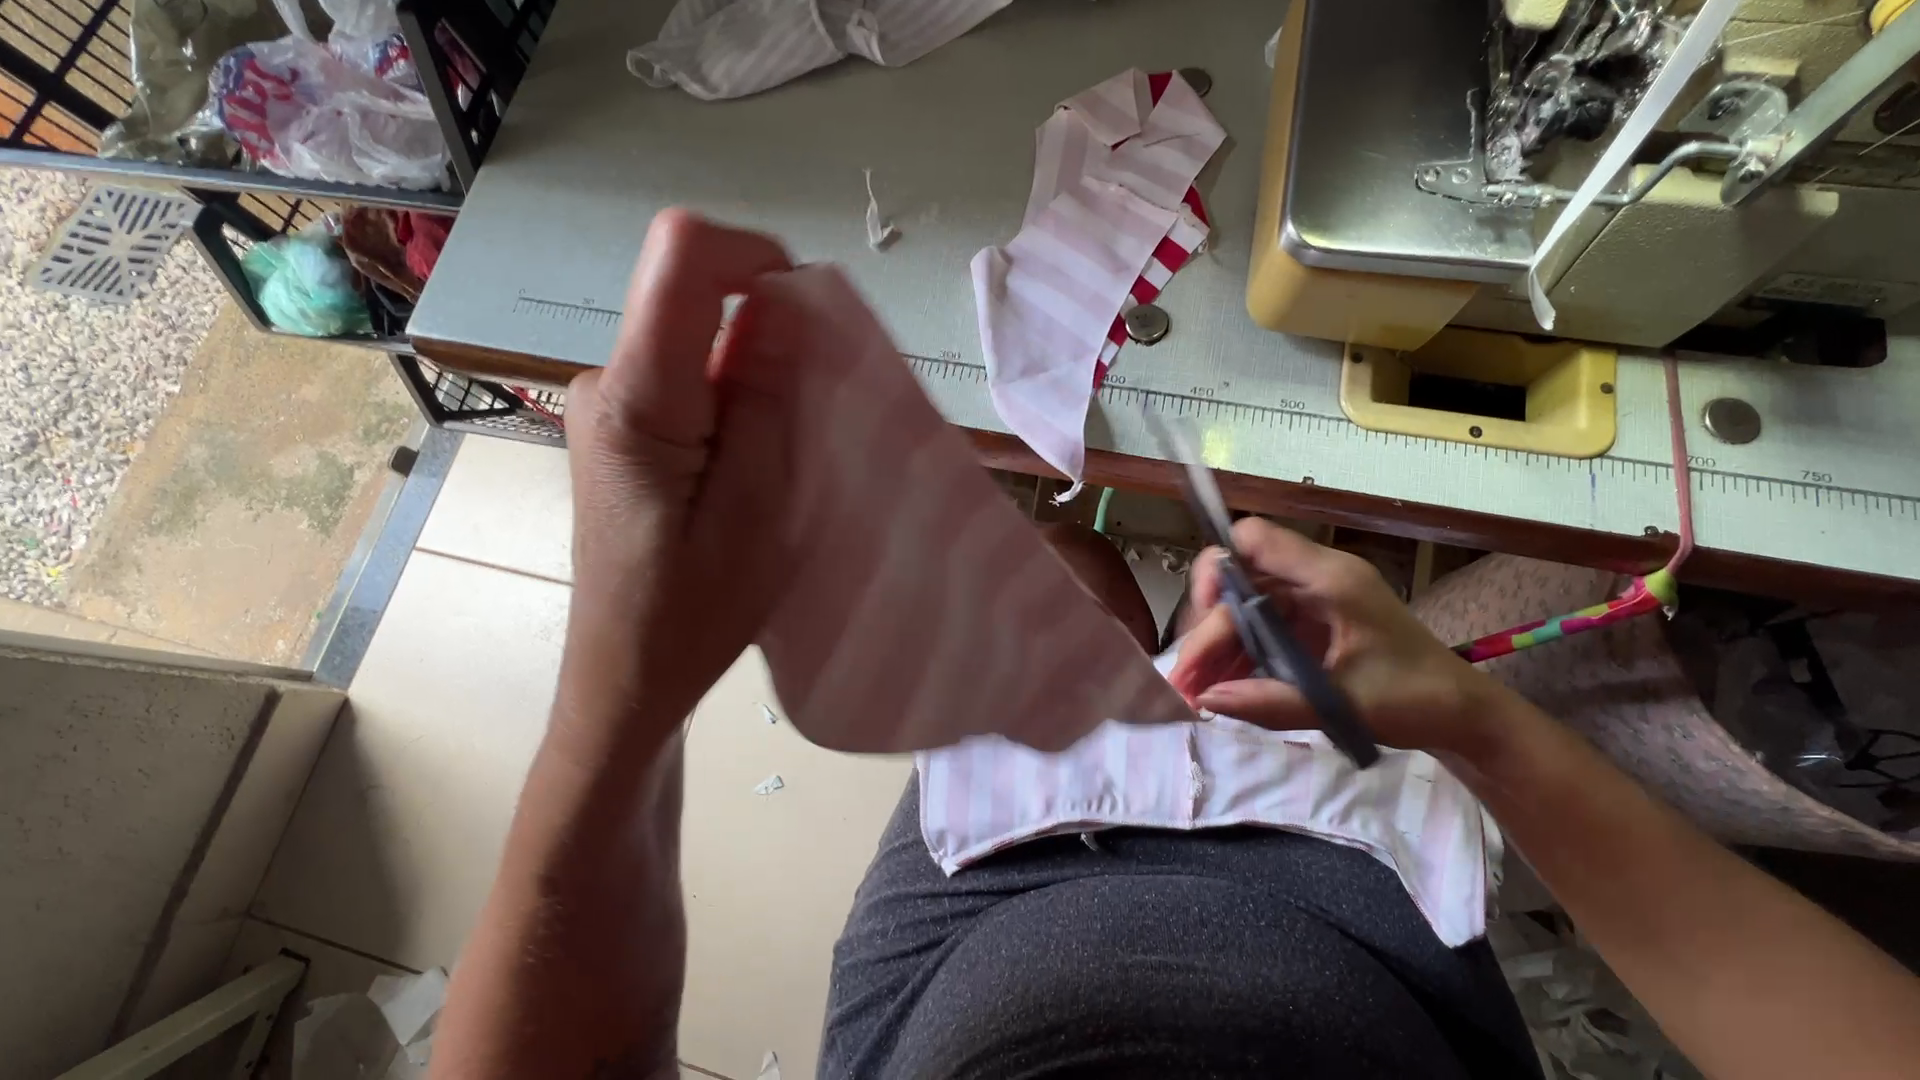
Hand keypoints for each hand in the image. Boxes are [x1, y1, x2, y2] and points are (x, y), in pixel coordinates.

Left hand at [558, 210, 793, 750]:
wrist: (624, 679)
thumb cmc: (693, 616)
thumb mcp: (757, 513)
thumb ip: (767, 402)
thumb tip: (784, 304)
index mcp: (636, 400)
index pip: (682, 255)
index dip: (756, 258)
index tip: (811, 322)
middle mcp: (606, 382)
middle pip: (697, 301)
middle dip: (771, 343)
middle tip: (810, 426)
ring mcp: (607, 404)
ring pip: (700, 344)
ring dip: (758, 384)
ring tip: (780, 464)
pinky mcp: (620, 427)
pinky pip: (689, 380)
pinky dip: (735, 406)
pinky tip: (750, 471)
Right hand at [1166, 518, 1506, 756]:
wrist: (1461, 715)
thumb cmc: (1414, 699)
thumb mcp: (1342, 704)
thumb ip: (1273, 701)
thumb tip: (1206, 700)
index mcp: (1330, 579)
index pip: (1254, 539)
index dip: (1220, 568)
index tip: (1207, 615)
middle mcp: (1313, 581)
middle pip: (1239, 587)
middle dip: (1208, 633)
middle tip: (1186, 683)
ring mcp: (1309, 603)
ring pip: (1242, 611)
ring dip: (1215, 649)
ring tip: (1194, 695)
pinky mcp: (1307, 627)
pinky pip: (1258, 632)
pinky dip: (1236, 658)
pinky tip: (1220, 689)